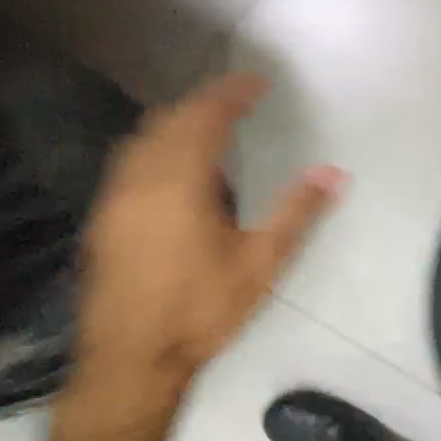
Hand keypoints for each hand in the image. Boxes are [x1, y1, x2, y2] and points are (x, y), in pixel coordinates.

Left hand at [65, 73, 346, 435]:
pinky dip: (158, 150)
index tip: (258, 81)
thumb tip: (335, 174)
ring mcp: (114, 200)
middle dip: (204, 105)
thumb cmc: (202, 310)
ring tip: (213, 132)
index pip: (204, 119)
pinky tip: (180, 176)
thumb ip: (297, 212)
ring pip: (142, 141)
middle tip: (240, 102)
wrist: (132, 359)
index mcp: (178, 183)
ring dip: (177, 126)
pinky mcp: (104, 221)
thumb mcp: (262, 263)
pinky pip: (131, 164)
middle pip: (168, 122)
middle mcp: (139, 181)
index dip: (231, 93)